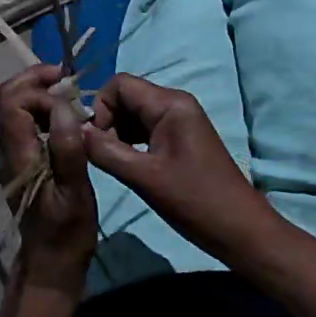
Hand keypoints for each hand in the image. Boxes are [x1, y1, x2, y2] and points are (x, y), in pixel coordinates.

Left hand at [0, 65, 98, 291]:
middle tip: (69, 81)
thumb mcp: (75, 192)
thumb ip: (67, 148)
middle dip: (36, 81)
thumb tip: (64, 106)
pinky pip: (24, 122)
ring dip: (40, 94)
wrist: (51, 263)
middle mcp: (5, 149)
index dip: (38, 88)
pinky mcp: (20, 159)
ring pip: (14, 107)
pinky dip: (43, 111)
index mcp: (16, 153)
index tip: (69, 91)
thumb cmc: (66, 231)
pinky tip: (67, 119)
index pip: (12, 101)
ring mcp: (9, 154)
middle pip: (8, 97)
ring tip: (72, 98)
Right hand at [82, 74, 273, 260]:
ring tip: (111, 161)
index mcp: (170, 104)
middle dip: (106, 120)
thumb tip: (74, 132)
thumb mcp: (144, 177)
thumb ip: (105, 151)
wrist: (241, 232)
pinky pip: (144, 127)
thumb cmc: (195, 202)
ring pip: (132, 113)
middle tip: (99, 153)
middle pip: (125, 96)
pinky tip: (126, 164)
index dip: (99, 106)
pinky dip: (129, 141)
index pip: (119, 84)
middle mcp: (175, 103)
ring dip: (116, 132)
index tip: (92, 139)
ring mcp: (179, 120)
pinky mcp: (179, 137)